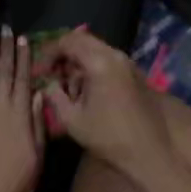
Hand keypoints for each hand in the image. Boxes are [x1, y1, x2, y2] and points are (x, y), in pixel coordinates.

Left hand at [0, 26, 45, 191]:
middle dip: (5, 49)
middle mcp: (0, 106)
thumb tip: (38, 93)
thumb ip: (37, 121)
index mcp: (21, 113)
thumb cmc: (19, 180)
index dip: (23, 57)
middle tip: (5, 28)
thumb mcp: (38, 152)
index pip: (23, 78)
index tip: (23, 39)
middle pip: (3, 71)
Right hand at [36, 31, 167, 174]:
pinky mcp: (133, 73)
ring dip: (78, 61)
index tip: (41, 70)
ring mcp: (127, 63)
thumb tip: (48, 84)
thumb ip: (55, 96)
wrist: (148, 151)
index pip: (68, 42)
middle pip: (82, 40)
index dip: (50, 52)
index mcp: (99, 62)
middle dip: (63, 54)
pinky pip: (107, 59)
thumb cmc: (108, 136)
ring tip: (68, 86)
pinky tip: (86, 90)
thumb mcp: (72, 119)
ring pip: (95, 49)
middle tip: (52, 73)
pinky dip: (92, 67)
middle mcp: (115, 55)